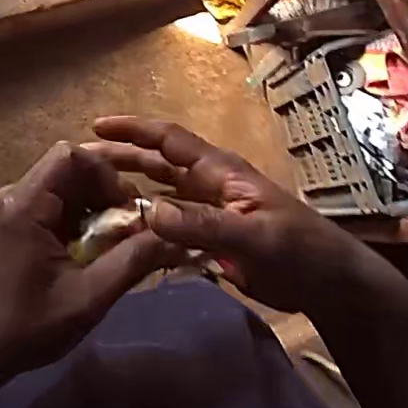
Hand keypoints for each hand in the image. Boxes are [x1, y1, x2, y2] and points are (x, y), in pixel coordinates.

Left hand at [0, 141, 182, 380]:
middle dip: (107, 187)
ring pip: (64, 183)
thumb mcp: (89, 297)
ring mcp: (11, 208)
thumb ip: (133, 261)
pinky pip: (55, 201)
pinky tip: (97, 243)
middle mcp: (14, 196)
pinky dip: (81, 214)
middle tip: (133, 219)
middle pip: (69, 166)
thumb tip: (176, 238)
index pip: (71, 156)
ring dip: (96, 201)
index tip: (127, 206)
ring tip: (119, 234)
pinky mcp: (14, 222)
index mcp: (25, 205)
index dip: (106, 173)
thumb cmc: (28, 327)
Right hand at [87, 117, 407, 322]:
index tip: (98, 127)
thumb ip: (205, 224)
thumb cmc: (299, 250)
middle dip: (122, 158)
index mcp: (220, 171)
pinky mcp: (211, 236)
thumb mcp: (255, 236)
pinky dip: (147, 223)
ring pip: (161, 193)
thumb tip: (150, 211)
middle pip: (158, 163)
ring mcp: (209, 210)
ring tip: (93, 195)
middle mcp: (209, 184)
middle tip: (81, 162)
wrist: (325, 281)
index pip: (170, 141)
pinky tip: (124, 233)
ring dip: (130, 190)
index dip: (135, 131)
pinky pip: (171, 224)